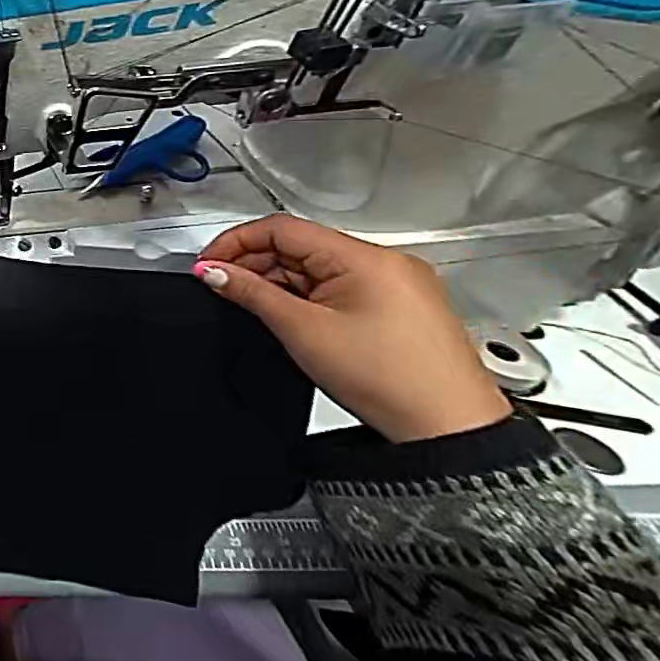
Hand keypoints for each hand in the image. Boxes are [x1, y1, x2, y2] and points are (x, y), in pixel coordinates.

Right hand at [195, 214, 510, 442]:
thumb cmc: (391, 382)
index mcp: (365, 258)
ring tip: (254, 306)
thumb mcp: (301, 331)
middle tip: (223, 285)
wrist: (450, 431)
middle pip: (298, 245)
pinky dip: (307, 296)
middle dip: (255, 263)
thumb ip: (250, 293)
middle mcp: (386, 262)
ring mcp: (396, 283)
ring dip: (279, 281)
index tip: (209, 262)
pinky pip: (337, 285)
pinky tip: (289, 316)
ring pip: (316, 266)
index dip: (237, 242)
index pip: (282, 228)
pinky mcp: (399, 305)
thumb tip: (213, 271)